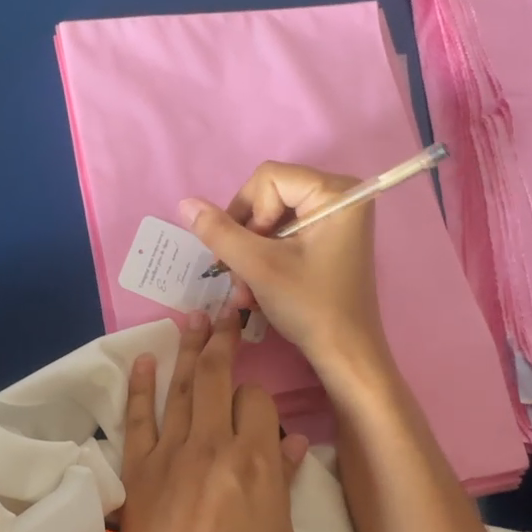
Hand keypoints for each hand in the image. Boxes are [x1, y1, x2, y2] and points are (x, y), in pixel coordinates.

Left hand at [110, 310, 307, 531]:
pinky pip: (138, 419)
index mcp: (256, 463)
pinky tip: (144, 361)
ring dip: (186, 351)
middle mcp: (212, 446)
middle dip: (223, 342)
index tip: (258, 400)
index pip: (259, 402)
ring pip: (180, 390)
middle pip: (216, 380)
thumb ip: (284, 484)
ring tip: (191, 319)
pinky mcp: (138, 471)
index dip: (260, 395)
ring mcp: (170, 455)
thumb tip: (294, 443)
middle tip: (223, 310)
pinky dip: (140, 388)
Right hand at [178, 162, 388, 376]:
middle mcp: (340, 196)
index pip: (268, 178)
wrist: (346, 354)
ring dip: (249, 254)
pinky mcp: (327, 240)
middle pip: (268, 196)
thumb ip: (219, 232)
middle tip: (238, 275)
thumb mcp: (258, 267)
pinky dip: (264, 260)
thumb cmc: (310, 307)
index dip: (247, 212)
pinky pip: (283, 235)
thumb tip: (186, 203)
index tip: (248, 253)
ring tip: (245, 291)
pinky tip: (256, 290)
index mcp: (335, 192)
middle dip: (246, 237)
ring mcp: (334, 219)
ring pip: (270, 220)